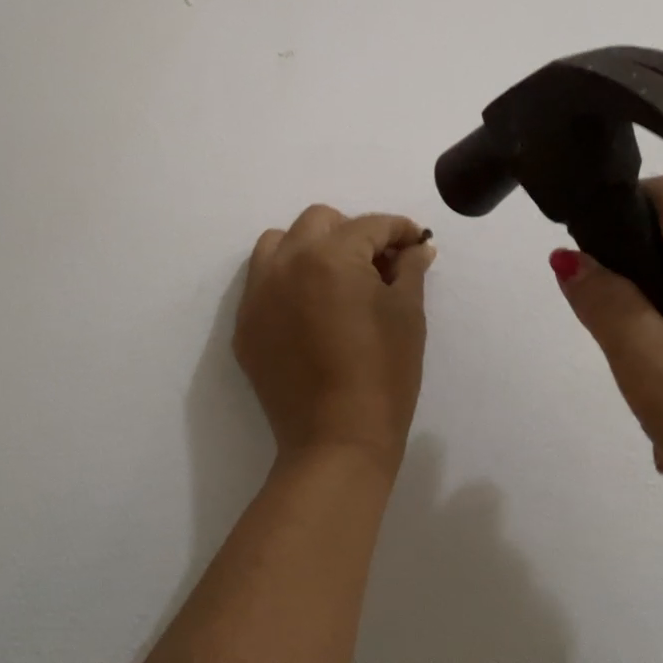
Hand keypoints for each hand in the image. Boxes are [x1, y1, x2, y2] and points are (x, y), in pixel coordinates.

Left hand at [237, 205, 436, 473]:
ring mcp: (257, 295)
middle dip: (351, 232)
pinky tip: (310, 311)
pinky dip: (286, 282)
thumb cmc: (383, 375)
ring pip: (278, 244)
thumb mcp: (407, 315)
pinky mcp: (245, 326)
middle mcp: (285, 264)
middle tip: (377, 263)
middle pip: (318, 221)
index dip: (398, 230)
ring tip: (335, 279)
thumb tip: (416, 248)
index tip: (415, 243)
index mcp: (329, 256)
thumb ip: (409, 270)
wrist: (336, 441)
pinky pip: (262, 284)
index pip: (368, 225)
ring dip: (308, 248)